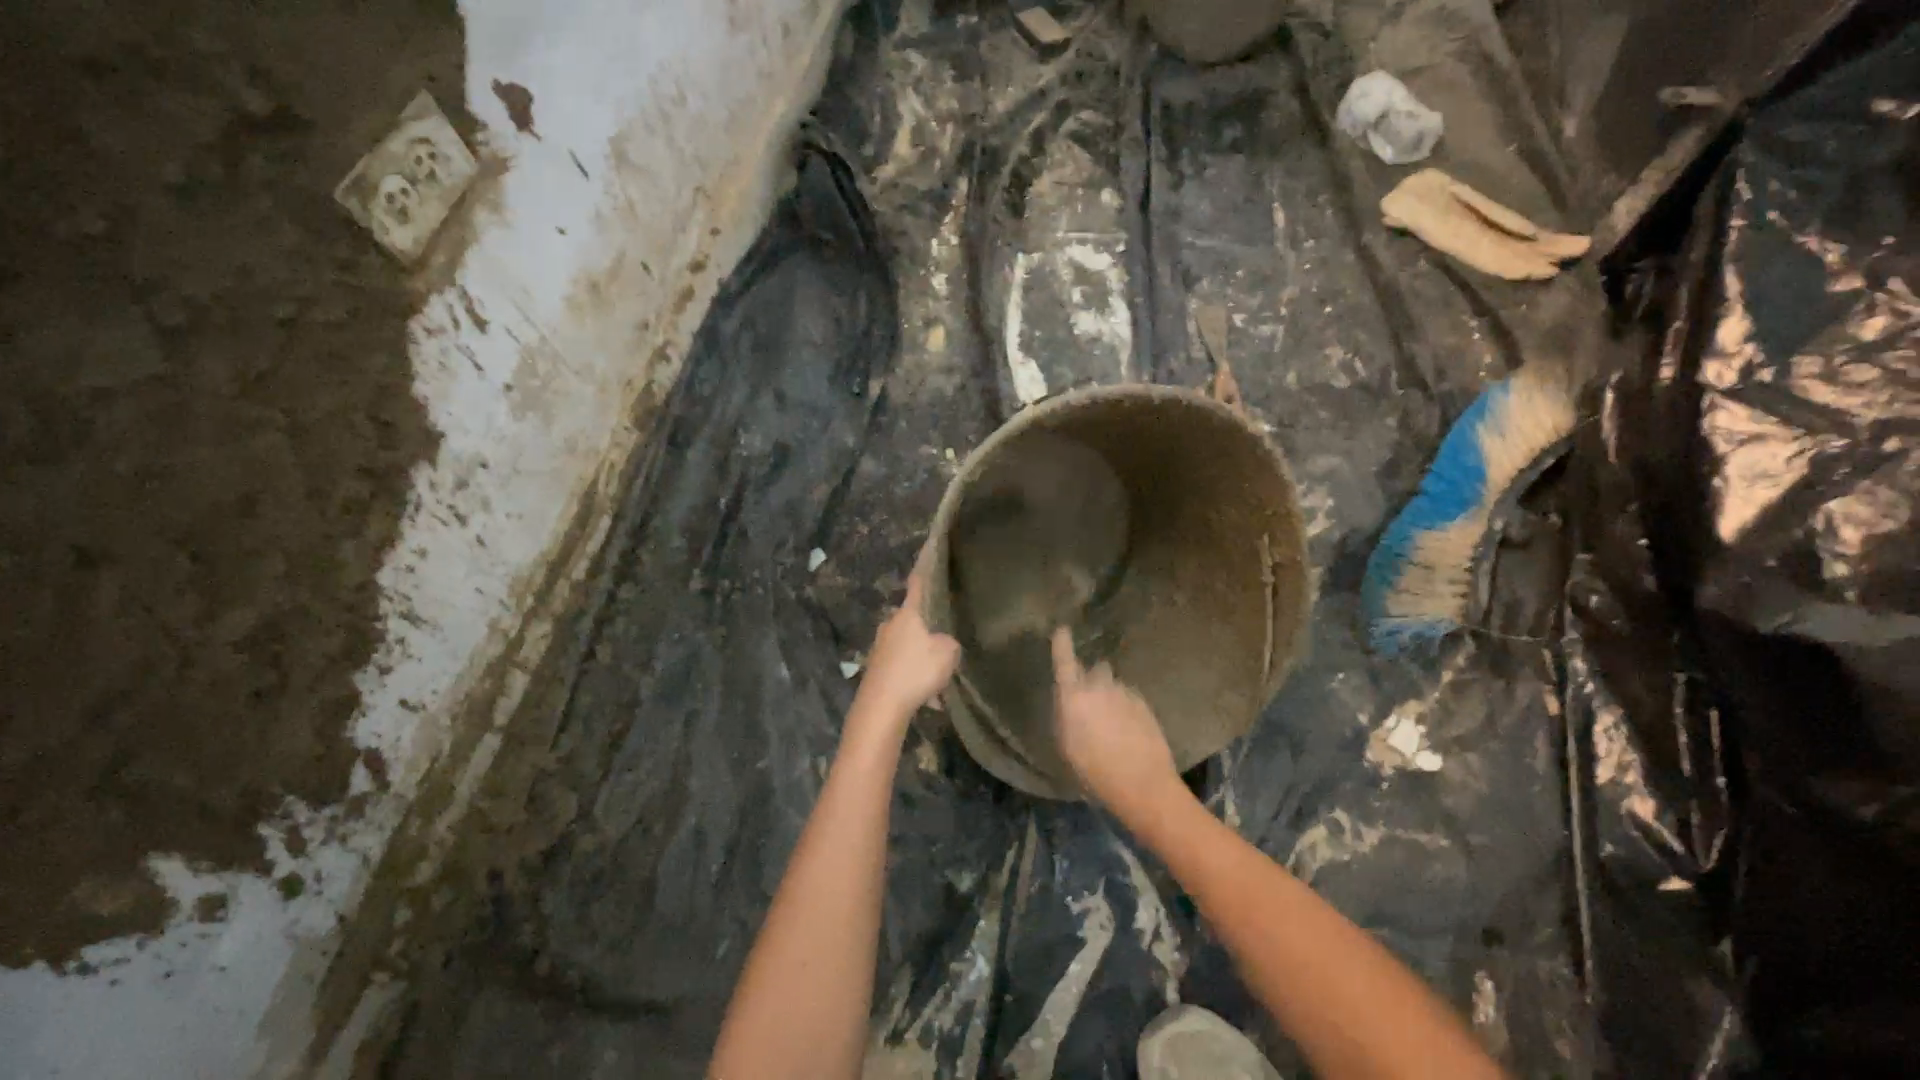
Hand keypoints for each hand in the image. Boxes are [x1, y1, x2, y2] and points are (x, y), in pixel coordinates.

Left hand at [856, 573, 960, 722]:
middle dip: (926, 626)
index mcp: (908, 613)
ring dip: (920, 656)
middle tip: (943, 638)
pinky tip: (926, 697)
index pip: (917, 584)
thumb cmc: (916, 671)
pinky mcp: (876, 669)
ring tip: (937, 676)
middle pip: (911, 618)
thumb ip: (949, 642)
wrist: (881, 705)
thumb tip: (942, 643)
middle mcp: (890, 625)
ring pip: (906, 645)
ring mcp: (880, 647)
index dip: (924, 569)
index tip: (927, 553)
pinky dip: (913, 676)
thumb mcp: (948, 653)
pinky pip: (901, 667)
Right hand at [1051, 627, 1180, 815]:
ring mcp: (1125, 693)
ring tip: (1112, 722)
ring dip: (1110, 695)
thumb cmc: (1094, 772)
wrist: (1142, 783)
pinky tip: (1128, 729)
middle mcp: (1100, 687)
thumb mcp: (1067, 747)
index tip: (1062, 629)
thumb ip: (1065, 715)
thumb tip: (1066, 698)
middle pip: (1094, 670)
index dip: (1062, 644)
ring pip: (1113, 684)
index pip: (1064, 662)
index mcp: (1074, 697)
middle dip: (1091, 680)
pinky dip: (1126, 706)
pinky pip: (1130, 696)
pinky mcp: (1145, 703)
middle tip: (1091, 704)